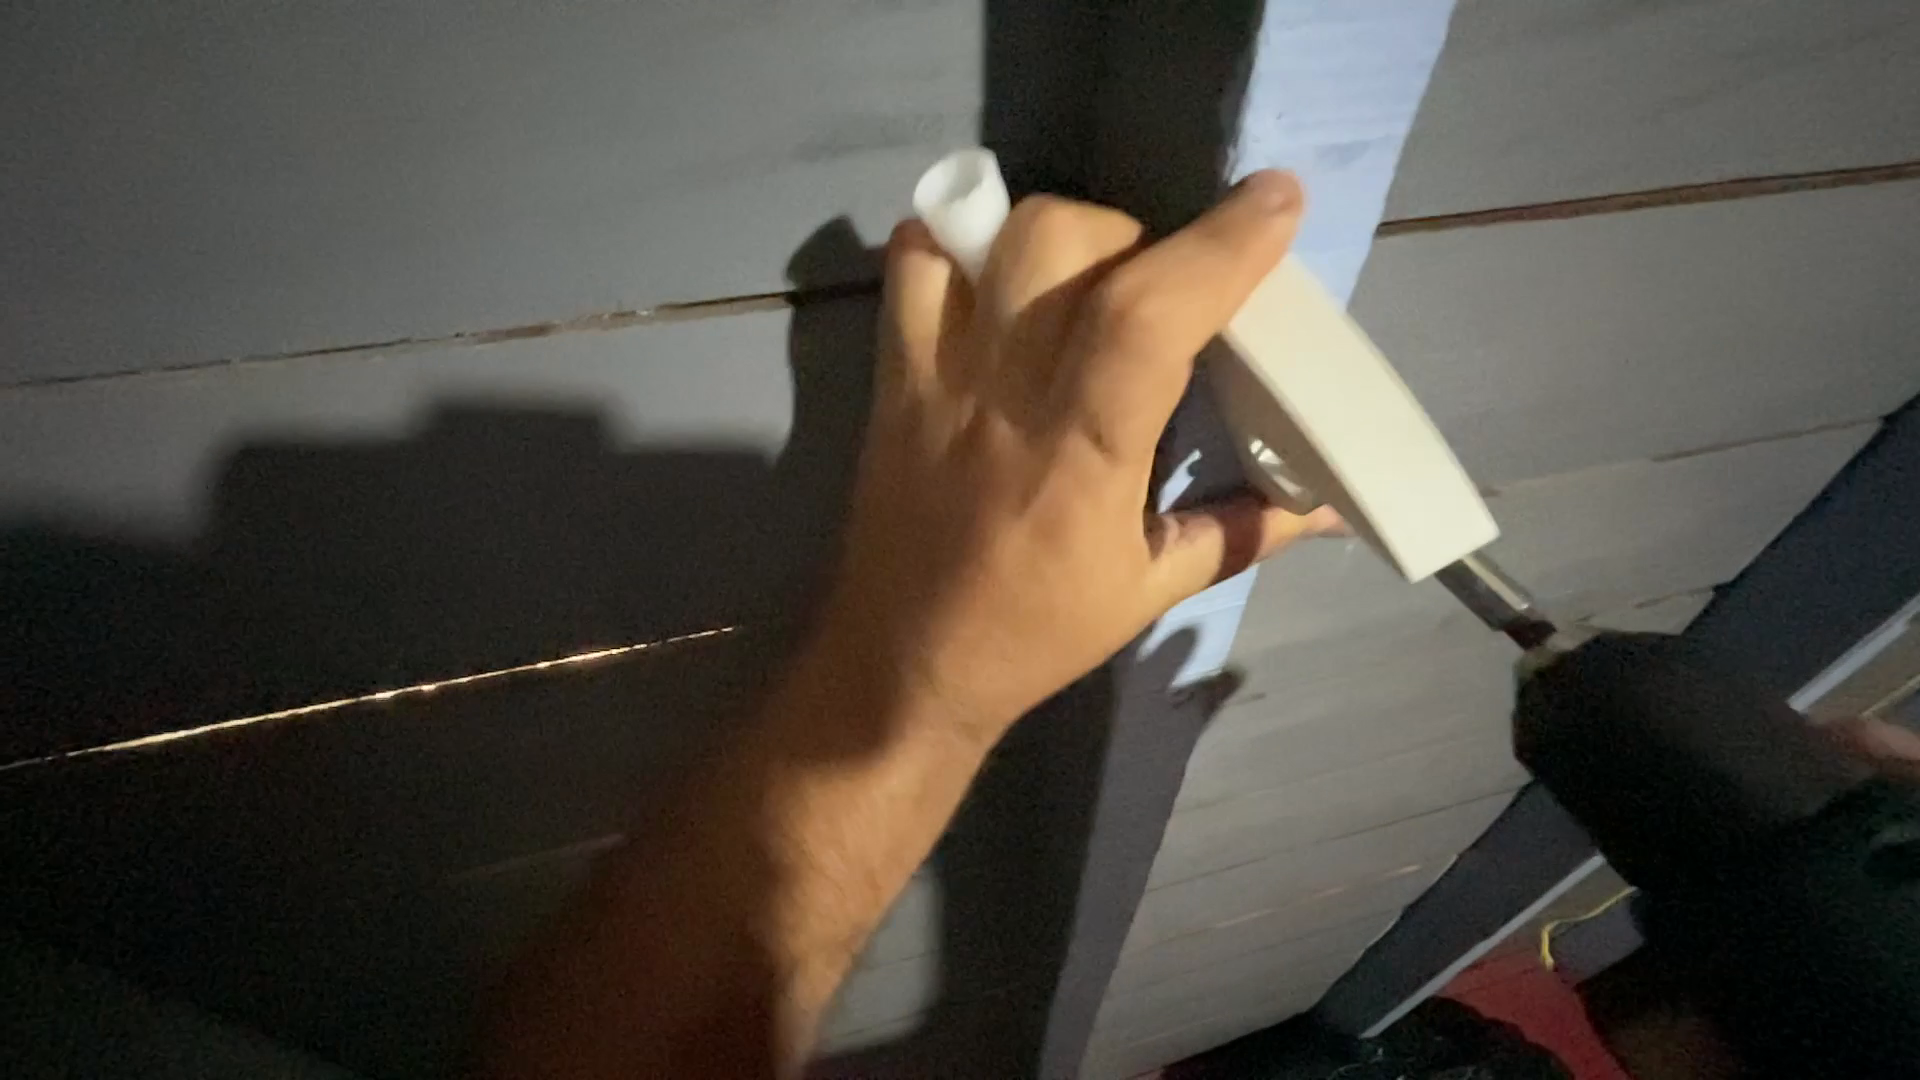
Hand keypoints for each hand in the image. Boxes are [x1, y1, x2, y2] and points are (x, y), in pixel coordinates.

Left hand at [815, 170, 1340, 737]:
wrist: (902, 663)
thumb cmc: (1030, 637)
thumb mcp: (1146, 594)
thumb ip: (1239, 534)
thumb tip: (1325, 508)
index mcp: (1080, 460)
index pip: (1147, 320)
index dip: (1218, 249)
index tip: (1276, 202)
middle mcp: (1003, 402)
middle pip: (1063, 246)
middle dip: (1135, 237)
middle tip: (1157, 287)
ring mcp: (935, 383)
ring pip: (991, 245)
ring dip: (1057, 233)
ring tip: (1082, 282)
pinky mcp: (891, 384)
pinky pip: (908, 272)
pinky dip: (953, 243)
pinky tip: (990, 277)